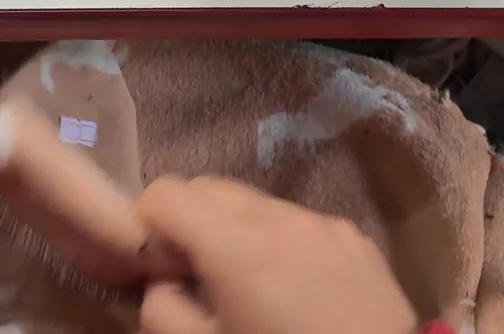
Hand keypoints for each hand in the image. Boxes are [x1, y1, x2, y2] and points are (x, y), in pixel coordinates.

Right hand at [135, 176, 416, 333]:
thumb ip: (168, 315)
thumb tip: (161, 280)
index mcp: (239, 249)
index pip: (169, 193)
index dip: (147, 218)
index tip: (150, 254)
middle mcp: (280, 219)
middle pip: (211, 188)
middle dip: (190, 218)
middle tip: (191, 269)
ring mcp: (323, 224)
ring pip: (257, 203)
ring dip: (237, 229)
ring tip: (248, 283)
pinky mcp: (356, 238)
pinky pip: (301, 223)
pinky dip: (282, 242)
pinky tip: (296, 290)